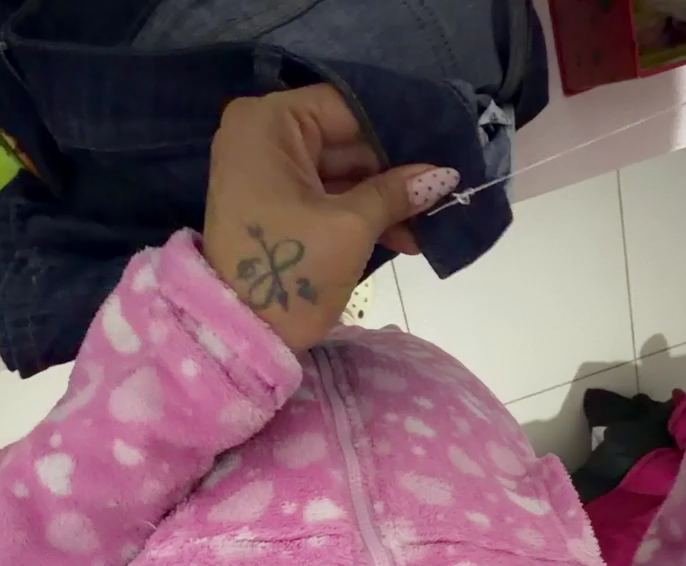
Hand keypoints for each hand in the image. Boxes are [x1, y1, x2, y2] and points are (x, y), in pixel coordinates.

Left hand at [202, 84, 458, 349]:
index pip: (348, 108)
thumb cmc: (293, 271)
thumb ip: (397, 194)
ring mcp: (264, 175)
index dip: (398, 131)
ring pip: (339, 175)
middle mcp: (261, 137)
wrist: (242, 336)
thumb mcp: (351, 227)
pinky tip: (403, 237)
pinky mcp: (272, 208)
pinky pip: (325, 199)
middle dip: (394, 174)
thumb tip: (443, 175)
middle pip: (345, 141)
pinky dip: (359, 216)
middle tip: (442, 194)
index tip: (443, 151)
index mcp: (269, 123)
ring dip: (383, 202)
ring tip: (428, 227)